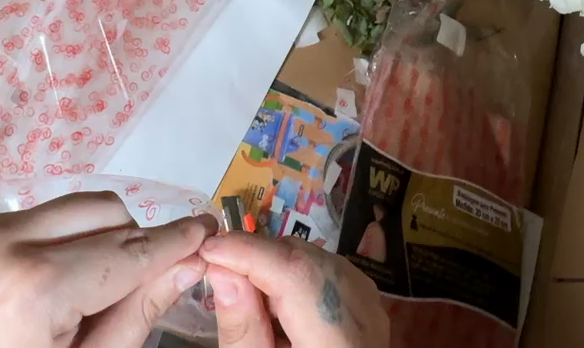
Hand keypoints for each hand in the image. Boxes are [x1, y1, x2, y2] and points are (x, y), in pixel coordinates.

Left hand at [0, 192, 214, 347]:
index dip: (174, 242)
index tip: (209, 227)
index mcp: (31, 290)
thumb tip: (190, 264)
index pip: (127, 253)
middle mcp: (4, 241)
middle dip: (134, 244)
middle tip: (141, 285)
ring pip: (76, 206)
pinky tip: (52, 284)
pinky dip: (60, 239)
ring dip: (99, 236)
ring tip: (90, 289)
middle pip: (107, 214)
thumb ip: (136, 316)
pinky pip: (39, 215)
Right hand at [200, 233, 388, 347]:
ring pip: (320, 261)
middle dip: (261, 257)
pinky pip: (331, 273)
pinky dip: (298, 275)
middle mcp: (367, 320)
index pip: (297, 276)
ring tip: (243, 285)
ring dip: (277, 264)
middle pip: (310, 263)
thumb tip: (222, 270)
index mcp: (339, 344)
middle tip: (220, 266)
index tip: (209, 246)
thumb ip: (242, 329)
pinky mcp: (370, 310)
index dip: (250, 254)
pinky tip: (274, 298)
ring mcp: (374, 312)